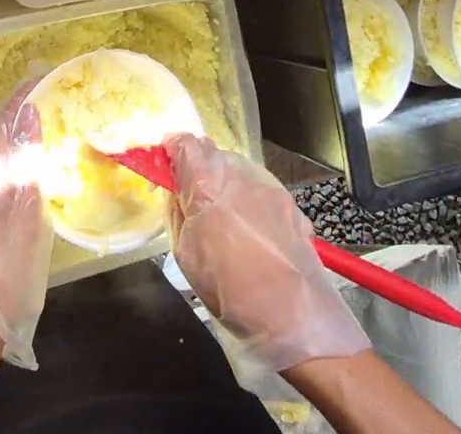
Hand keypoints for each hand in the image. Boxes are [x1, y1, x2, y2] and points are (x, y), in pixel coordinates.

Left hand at [0, 81, 54, 368]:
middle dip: (20, 108)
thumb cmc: (5, 269)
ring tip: (43, 111)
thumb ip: (26, 166)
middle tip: (47, 87)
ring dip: (18, 128)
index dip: (21, 98)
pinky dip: (18, 151)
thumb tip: (30, 117)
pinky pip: (3, 168)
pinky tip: (34, 156)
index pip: (4, 125)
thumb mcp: (24, 216)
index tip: (41, 74)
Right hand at [165, 133, 370, 371]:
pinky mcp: (290, 202)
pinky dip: (250, 199)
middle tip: (194, 199)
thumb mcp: (185, 254)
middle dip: (200, 169)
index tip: (167, 165)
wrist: (293, 316)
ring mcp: (269, 186)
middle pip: (214, 153)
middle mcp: (240, 174)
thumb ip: (178, 213)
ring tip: (225, 219)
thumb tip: (177, 192)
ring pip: (239, 169)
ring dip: (226, 183)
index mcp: (207, 184)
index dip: (173, 150)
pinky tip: (251, 231)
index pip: (185, 144)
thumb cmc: (229, 290)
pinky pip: (261, 189)